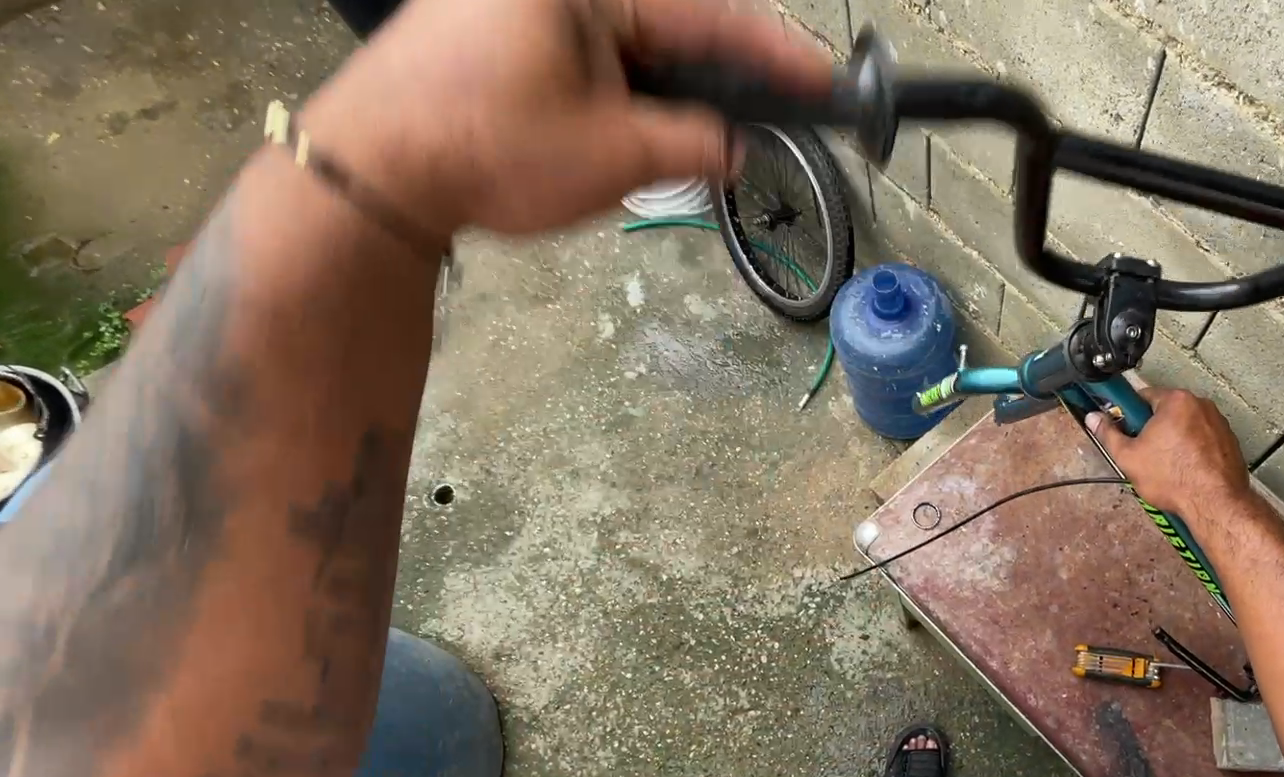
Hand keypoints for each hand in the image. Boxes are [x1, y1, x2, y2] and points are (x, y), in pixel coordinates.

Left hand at [298, 0, 828, 240]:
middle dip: (724, 78)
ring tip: (712, 138)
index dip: (774, 55)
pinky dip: (633, 96)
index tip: (822, 79)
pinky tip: (650, 131)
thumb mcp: (618, 155)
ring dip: (676, 95)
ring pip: (634, 50)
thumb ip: (694, 143)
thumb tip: (738, 146)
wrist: (378, 170)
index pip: (706, 19)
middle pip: (670, 30)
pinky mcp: (507, 35)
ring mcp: (527, 8)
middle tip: (776, 113)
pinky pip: (595, 60)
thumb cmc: (495, 151)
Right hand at [1084, 388, 1251, 521]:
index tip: (1124, 427)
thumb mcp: (1128, 457)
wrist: (1213, 503)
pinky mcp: (1229, 440)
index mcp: (1175, 401)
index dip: (1129, 414)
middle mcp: (1200, 405)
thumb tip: (1095, 419)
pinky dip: (1192, 450)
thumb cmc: (1175, 479)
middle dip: (1152, 429)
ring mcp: (1218, 422)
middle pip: (1166, 411)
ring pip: (1185, 425)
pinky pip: (1203, 439)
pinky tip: (1184, 469)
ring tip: (1165, 465)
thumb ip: (1108, 434)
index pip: (1143, 396)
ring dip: (1173, 440)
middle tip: (1143, 452)